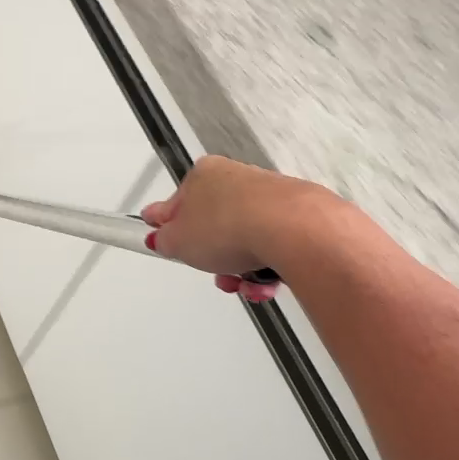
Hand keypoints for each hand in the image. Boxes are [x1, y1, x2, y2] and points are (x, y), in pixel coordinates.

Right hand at [141, 155, 336, 301]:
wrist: (293, 232)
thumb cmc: (231, 226)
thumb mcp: (176, 241)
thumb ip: (162, 240)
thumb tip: (161, 238)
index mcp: (203, 174)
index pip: (177, 201)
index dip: (169, 225)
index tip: (165, 240)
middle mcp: (237, 178)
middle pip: (214, 225)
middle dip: (212, 257)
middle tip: (212, 272)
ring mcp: (269, 195)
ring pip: (244, 239)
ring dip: (239, 269)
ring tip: (243, 284)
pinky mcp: (296, 215)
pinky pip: (272, 246)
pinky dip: (266, 268)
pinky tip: (264, 283)